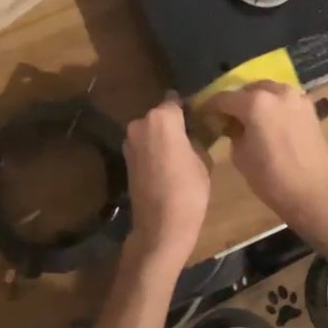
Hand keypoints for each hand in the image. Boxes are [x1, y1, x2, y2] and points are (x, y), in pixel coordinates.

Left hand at [122, 94, 209, 269]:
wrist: (160, 227)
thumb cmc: (188, 191)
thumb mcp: (202, 160)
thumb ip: (195, 139)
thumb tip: (192, 134)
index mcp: (162, 118)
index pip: (175, 101)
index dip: (188, 108)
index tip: (199, 116)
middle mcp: (140, 123)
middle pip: (160, 115)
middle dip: (173, 122)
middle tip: (191, 134)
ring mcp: (129, 141)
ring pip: (150, 130)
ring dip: (162, 136)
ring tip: (180, 152)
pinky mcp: (124, 158)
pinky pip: (144, 145)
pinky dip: (153, 149)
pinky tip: (167, 163)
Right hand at [203, 82, 327, 232]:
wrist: (312, 192)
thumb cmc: (271, 178)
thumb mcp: (240, 156)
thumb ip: (233, 132)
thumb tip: (232, 125)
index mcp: (255, 102)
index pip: (224, 98)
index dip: (210, 106)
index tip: (202, 114)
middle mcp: (276, 92)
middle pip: (248, 89)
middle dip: (236, 101)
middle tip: (228, 117)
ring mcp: (296, 97)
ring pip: (268, 90)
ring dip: (257, 100)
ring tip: (251, 118)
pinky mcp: (309, 107)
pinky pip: (285, 99)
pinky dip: (274, 105)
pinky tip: (270, 121)